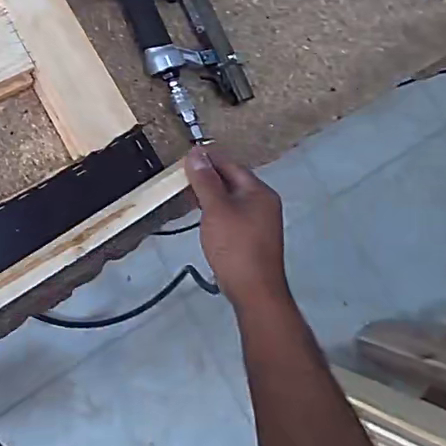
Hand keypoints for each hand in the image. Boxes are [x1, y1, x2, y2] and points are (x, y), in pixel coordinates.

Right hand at [185, 147, 289, 310]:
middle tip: (182, 175)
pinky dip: (216, 211)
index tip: (185, 156)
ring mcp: (260, 222)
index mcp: (259, 191)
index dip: (208, 159)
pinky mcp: (252, 238)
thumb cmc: (235, 246)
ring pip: (231, 199)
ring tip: (187, 194)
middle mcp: (263, 203)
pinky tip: (203, 216)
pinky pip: (232, 214)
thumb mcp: (216, 209)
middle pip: (233, 181)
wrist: (254, 292)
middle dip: (208, 176)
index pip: (231, 165)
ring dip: (211, 194)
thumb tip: (196, 153)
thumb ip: (205, 180)